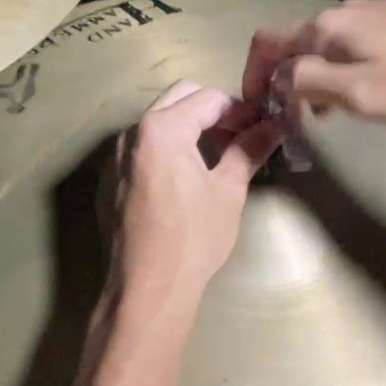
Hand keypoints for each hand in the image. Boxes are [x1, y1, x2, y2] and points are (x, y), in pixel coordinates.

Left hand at [111, 80, 283, 302]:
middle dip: (214, 110)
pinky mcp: (110, 179)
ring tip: (219, 155)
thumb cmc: (193, 238)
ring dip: (190, 126)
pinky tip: (187, 177)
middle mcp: (132, 132)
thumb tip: (274, 125)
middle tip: (242, 136)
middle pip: (180, 98)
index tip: (263, 127)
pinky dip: (168, 148)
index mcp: (163, 128)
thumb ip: (249, 149)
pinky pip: (143, 147)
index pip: (210, 98)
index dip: (241, 110)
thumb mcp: (228, 191)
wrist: (147, 288)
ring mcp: (116, 155)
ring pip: (158, 121)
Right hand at [242, 0, 385, 121]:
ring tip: (327, 111)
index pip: (267, 42)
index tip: (254, 103)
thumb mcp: (359, 92)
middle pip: (295, 41)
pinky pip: (353, 41)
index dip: (251, 72)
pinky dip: (341, 65)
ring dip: (314, 74)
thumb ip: (307, 84)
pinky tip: (366, 87)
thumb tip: (276, 79)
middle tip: (292, 114)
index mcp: (326, 30)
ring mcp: (374, 10)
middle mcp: (342, 12)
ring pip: (326, 42)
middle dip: (284, 76)